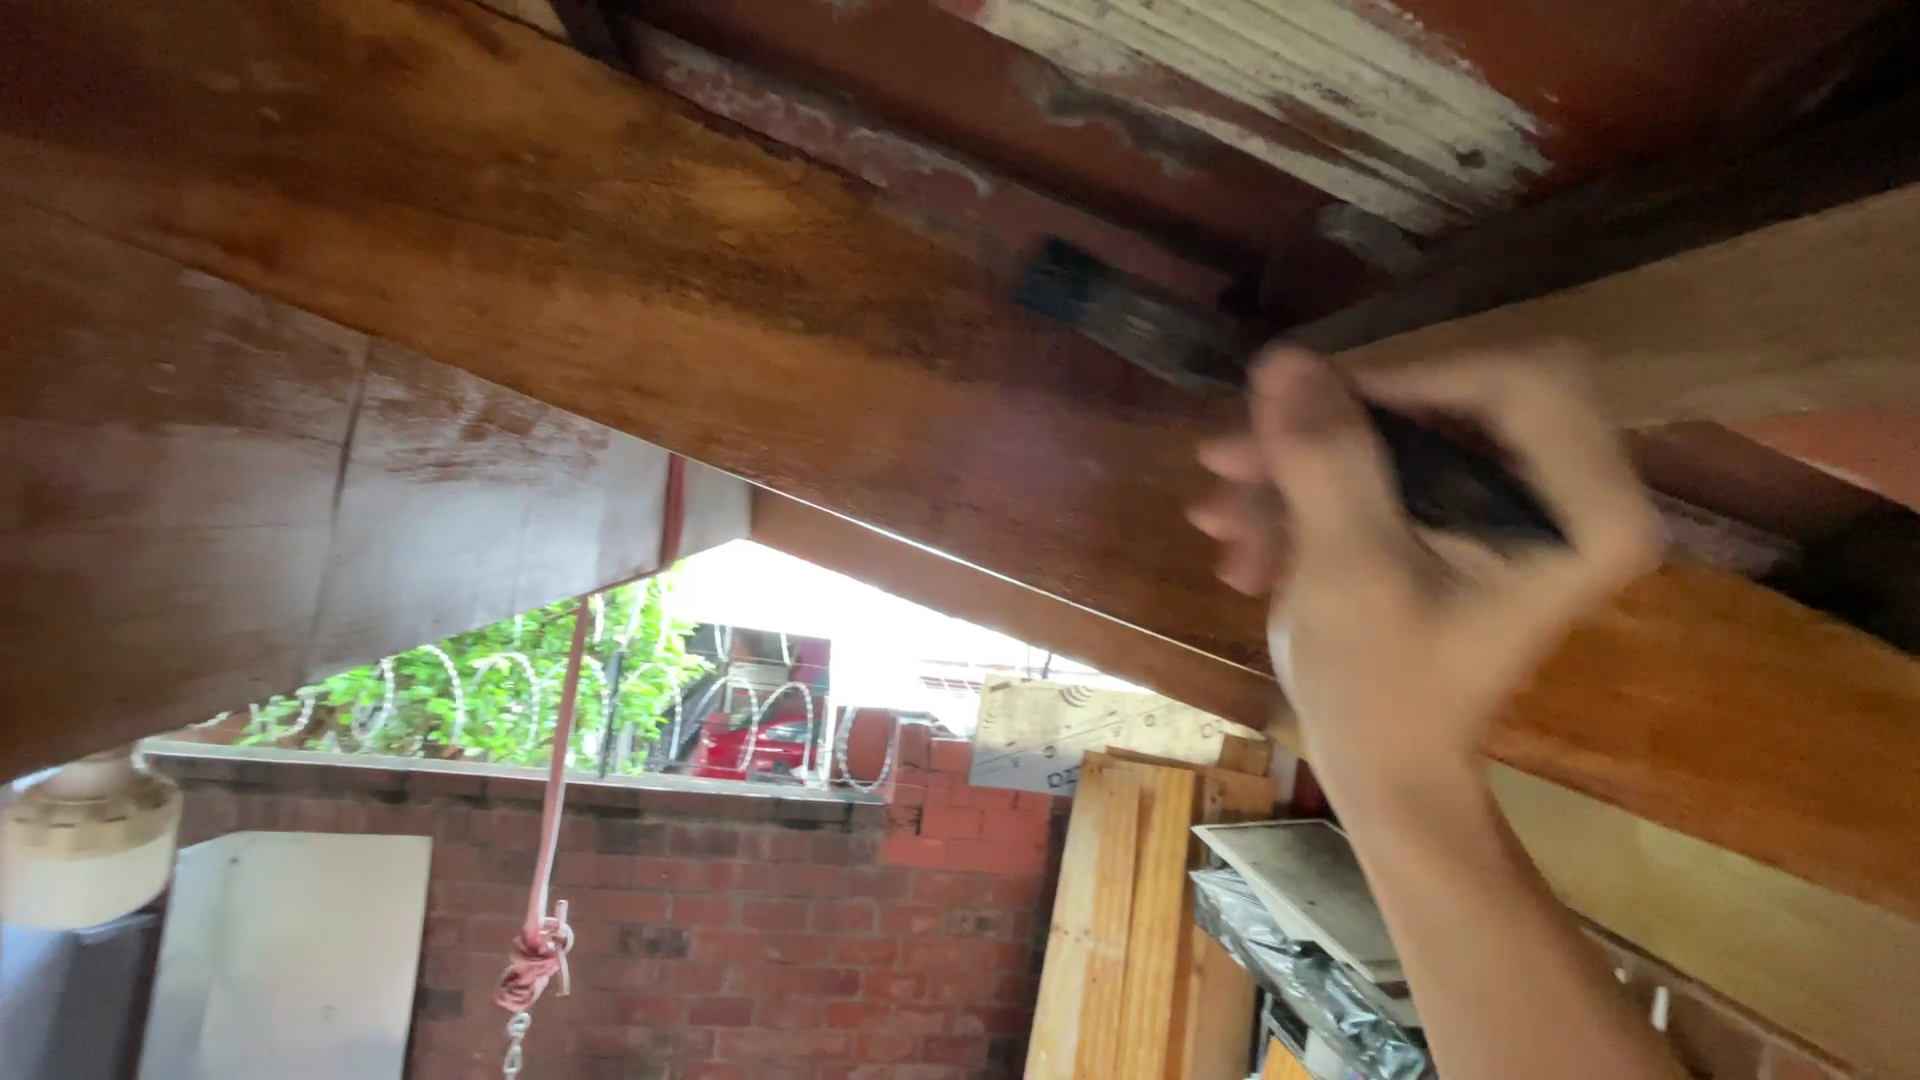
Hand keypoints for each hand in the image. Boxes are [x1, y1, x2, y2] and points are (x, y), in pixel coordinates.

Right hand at [1189, 345, 1661, 800]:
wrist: (1378, 769)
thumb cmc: (1379, 689)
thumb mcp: (1346, 569)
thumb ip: (1324, 459)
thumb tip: (1282, 360)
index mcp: (1580, 508)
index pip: (1513, 378)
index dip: (1400, 380)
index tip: (1299, 417)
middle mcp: (1557, 494)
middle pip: (1434, 406)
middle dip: (1318, 437)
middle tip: (1225, 457)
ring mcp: (1496, 510)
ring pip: (1386, 444)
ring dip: (1291, 477)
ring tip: (1215, 520)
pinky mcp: (1446, 526)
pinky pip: (1371, 482)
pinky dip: (1301, 506)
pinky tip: (1243, 547)